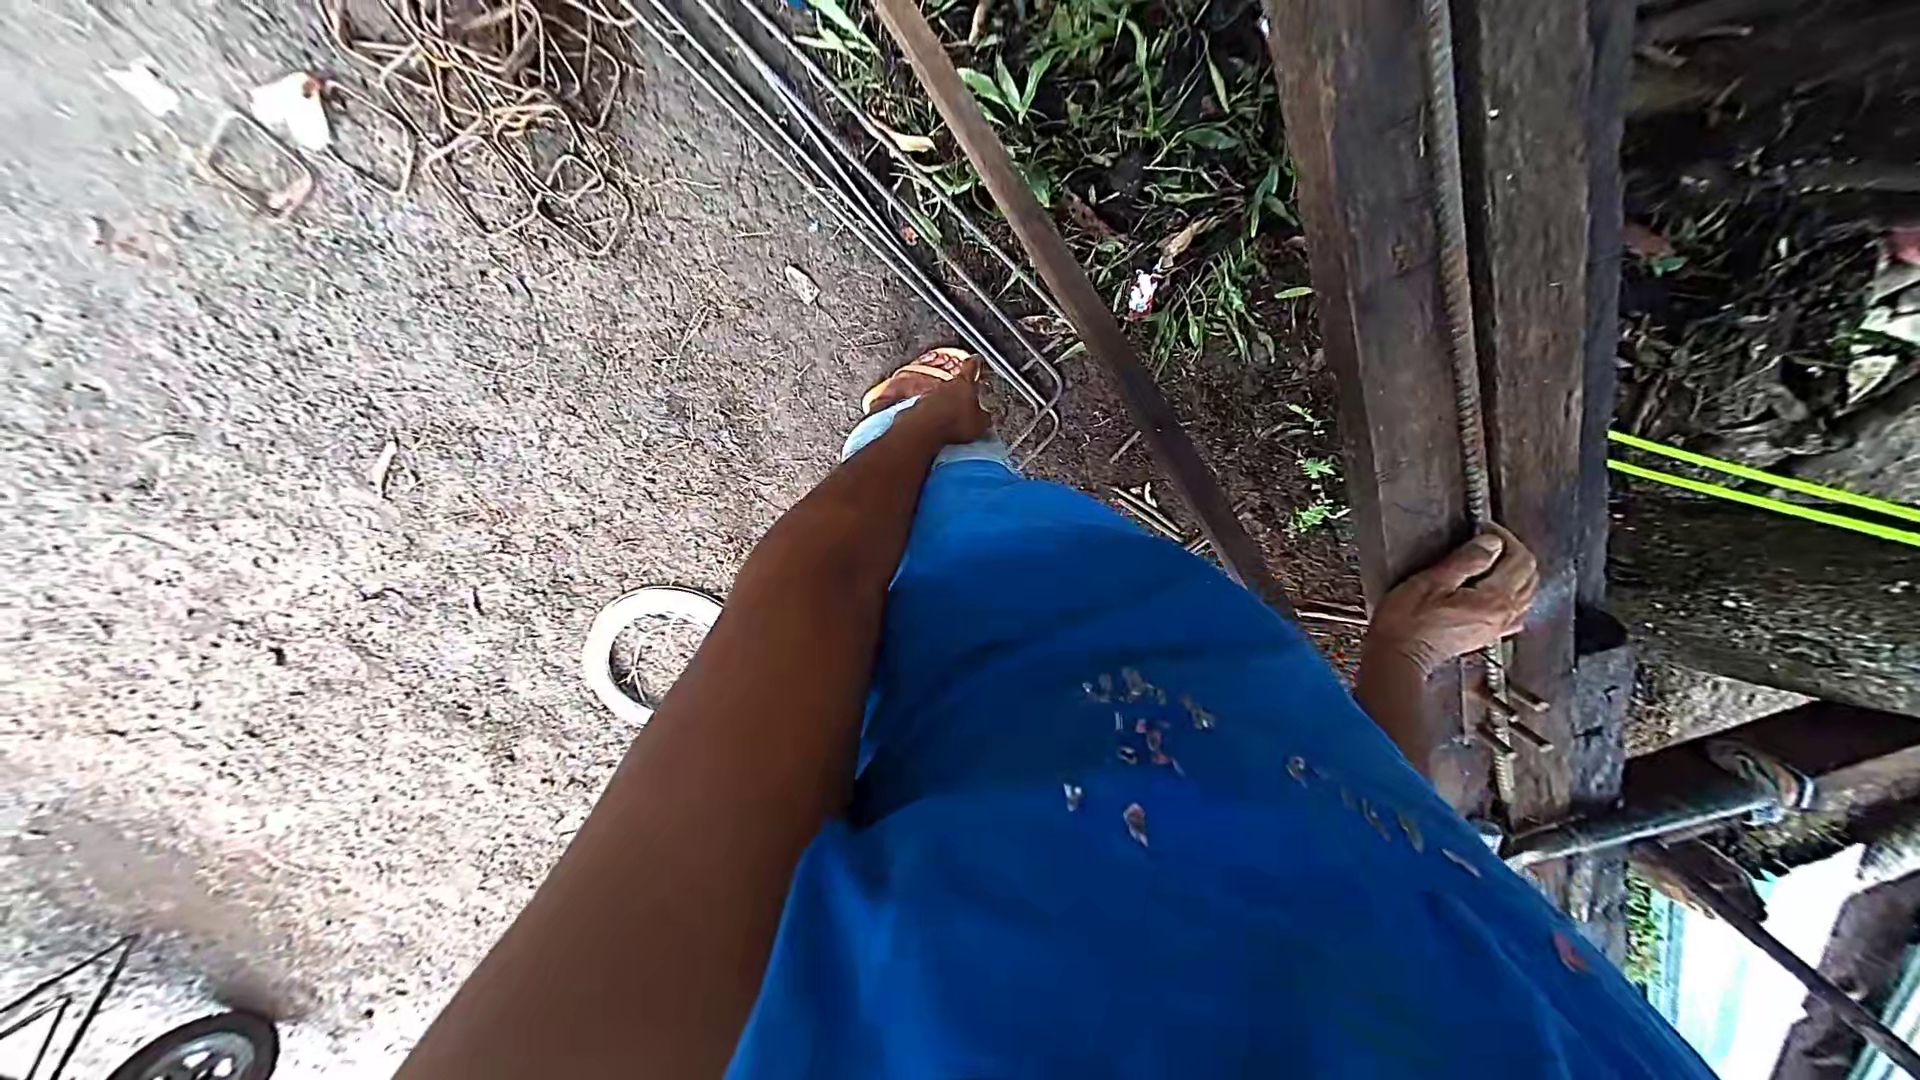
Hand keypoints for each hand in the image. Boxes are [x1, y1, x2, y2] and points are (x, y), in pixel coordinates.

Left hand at [895, 355, 990, 445]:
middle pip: (954, 383)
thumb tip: (986, 417)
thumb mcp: (980, 423)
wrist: (926, 428)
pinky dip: (933, 414)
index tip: (976, 359)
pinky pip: (928, 408)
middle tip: (965, 401)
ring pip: (940, 396)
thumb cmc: (955, 421)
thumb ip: (984, 417)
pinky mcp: (917, 407)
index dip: (975, 363)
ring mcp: (929, 394)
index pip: (971, 366)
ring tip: (951, 418)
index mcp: (964, 383)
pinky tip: (937, 425)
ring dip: (945, 404)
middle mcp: (946, 385)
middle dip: (959, 391)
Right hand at [1363, 523, 1538, 675]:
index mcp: (1493, 599)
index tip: (1487, 528)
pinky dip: (1514, 595)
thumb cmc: (1406, 622)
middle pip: (1529, 577)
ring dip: (1517, 573)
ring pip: (1526, 594)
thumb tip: (1490, 542)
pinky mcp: (1485, 635)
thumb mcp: (1430, 582)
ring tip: (1494, 560)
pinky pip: (1515, 612)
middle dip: (1515, 553)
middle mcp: (1503, 614)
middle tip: (1491, 540)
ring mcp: (1496, 627)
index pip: (1519, 560)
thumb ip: (1464, 561)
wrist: (1398, 655)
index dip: (1506, 539)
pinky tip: (1499, 593)